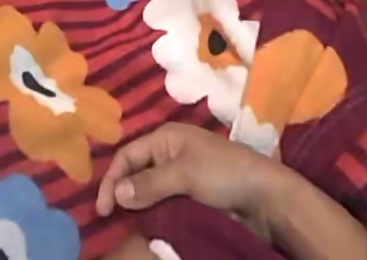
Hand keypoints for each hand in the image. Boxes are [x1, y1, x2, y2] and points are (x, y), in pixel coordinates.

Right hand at [94, 124, 295, 222]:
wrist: (263, 195)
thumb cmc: (222, 173)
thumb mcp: (184, 174)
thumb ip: (150, 183)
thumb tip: (117, 193)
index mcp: (165, 138)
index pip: (128, 155)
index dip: (112, 179)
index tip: (102, 210)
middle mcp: (169, 153)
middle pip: (136, 172)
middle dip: (120, 193)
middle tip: (107, 222)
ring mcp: (180, 175)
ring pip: (148, 190)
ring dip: (136, 207)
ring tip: (122, 229)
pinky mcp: (190, 195)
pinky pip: (163, 203)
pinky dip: (152, 214)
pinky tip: (145, 229)